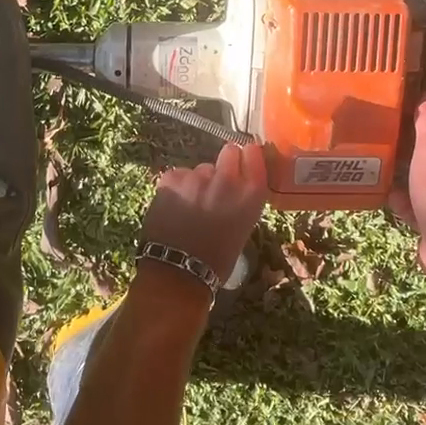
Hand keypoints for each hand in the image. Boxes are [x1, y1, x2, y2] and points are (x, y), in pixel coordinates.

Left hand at [140, 142, 268, 284]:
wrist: (177, 272)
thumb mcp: (242, 228)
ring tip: (191, 207)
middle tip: (216, 183)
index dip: (247, 157)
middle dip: (224, 164)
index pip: (254, 155)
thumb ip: (242, 200)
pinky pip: (179, 175)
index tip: (243, 162)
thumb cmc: (216, 259)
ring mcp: (197, 177)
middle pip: (228, 152)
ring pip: (201, 168)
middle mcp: (227, 180)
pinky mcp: (172, 179)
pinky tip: (174, 208)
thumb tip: (236, 184)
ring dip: (198, 181)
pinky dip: (177, 187)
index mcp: (250, 195)